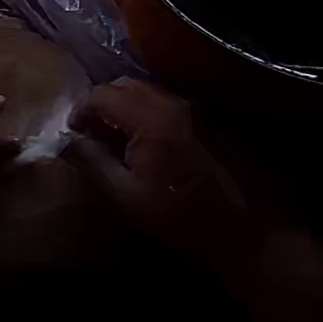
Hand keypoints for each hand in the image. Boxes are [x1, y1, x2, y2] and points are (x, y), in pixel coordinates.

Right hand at [61, 79, 249, 258]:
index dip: (80, 111)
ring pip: (148, 93)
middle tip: (93, 135)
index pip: (101, 94)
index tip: (74, 135)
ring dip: (126, 109)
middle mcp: (173, 103)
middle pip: (125, 86)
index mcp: (150, 117)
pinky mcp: (211, 123)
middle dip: (102, 105)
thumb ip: (91, 162)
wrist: (255, 236)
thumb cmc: (184, 217)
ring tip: (118, 142)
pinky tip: (148, 147)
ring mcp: (196, 111)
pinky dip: (148, 116)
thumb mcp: (126, 195)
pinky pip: (169, 106)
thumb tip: (67, 140)